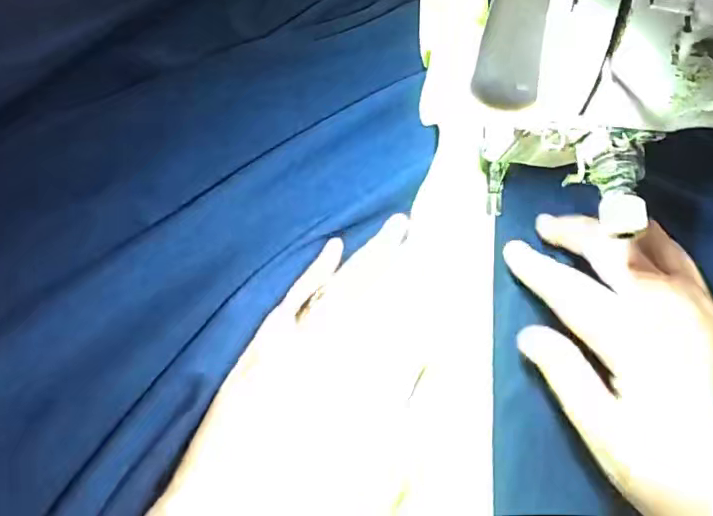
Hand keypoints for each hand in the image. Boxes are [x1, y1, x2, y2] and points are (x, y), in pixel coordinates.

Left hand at [152, 215, 418, 515]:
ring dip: (372, 254)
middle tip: (428, 223)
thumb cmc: (313, 495)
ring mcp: (299, 343)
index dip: (433, 276)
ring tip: (395, 226)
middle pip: (383, 288)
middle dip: (407, 254)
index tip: (449, 250)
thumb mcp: (383, 463)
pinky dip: (315, 272)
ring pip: (346, 286)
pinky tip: (333, 249)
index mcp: (374, 370)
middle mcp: (340, 346)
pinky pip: (294, 298)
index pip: (414, 308)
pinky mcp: (263, 350)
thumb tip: (437, 358)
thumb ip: (416, 408)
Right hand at [504, 215, 712, 515]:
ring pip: (644, 241)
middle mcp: (661, 298)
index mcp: (630, 331)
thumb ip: (568, 379)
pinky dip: (651, 235)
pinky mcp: (712, 303)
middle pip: (610, 249)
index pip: (572, 290)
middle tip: (543, 223)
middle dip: (573, 232)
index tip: (512, 250)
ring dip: (610, 226)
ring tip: (585, 222)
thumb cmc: (678, 467)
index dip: (538, 269)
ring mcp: (692, 296)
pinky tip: (643, 236)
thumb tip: (530, 335)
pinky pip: (677, 252)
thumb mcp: (611, 438)